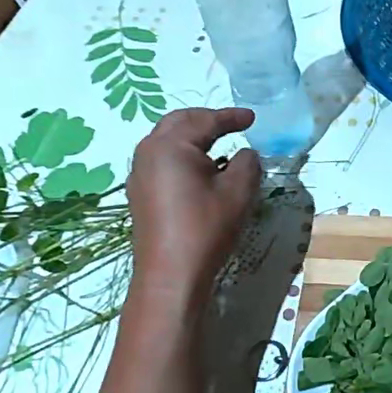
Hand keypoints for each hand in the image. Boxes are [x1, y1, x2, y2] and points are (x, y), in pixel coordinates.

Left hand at [127, 108, 262, 294]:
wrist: (172, 275)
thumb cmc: (206, 228)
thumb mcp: (238, 192)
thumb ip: (247, 163)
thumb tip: (245, 154)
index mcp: (170, 145)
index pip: (205, 121)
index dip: (231, 117)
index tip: (252, 118)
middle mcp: (148, 153)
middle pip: (178, 123)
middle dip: (206, 120)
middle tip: (231, 124)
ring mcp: (139, 174)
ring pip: (166, 142)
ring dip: (191, 137)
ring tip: (218, 145)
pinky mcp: (139, 194)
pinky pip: (161, 161)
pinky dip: (181, 156)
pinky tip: (199, 172)